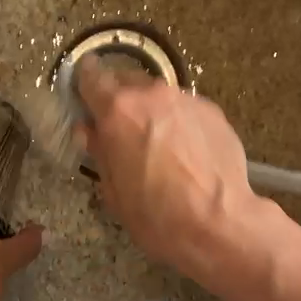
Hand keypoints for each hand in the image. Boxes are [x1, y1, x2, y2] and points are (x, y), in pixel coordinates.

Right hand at [76, 60, 272, 280]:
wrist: (216, 224)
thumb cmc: (156, 218)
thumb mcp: (114, 193)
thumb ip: (100, 154)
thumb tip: (90, 132)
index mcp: (118, 112)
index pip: (91, 77)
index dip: (85, 87)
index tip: (85, 101)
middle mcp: (151, 94)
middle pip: (126, 81)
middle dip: (120, 102)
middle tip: (121, 133)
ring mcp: (185, 99)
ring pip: (158, 96)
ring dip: (151, 113)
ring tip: (157, 148)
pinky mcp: (212, 111)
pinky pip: (185, 110)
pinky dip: (178, 124)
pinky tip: (186, 156)